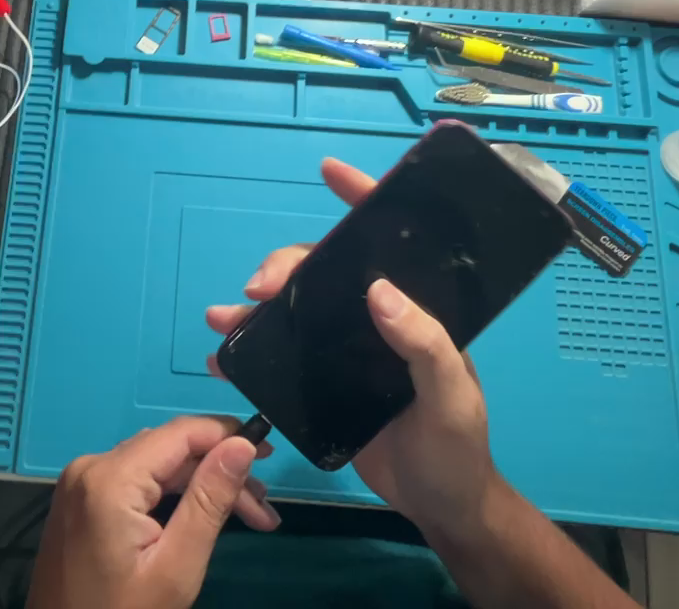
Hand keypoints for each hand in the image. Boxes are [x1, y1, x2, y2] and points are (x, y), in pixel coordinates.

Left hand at [28, 415, 279, 608]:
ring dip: (201, 482)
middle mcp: (92, 465)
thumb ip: (209, 501)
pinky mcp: (82, 499)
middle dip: (221, 470)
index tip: (268, 448)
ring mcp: (82, 481)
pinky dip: (172, 494)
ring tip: (249, 513)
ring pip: (157, 464)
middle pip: (171, 449)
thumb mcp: (175, 569)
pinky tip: (202, 512)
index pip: (181, 433)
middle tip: (264, 507)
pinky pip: (136, 479)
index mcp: (110, 477)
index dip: (228, 434)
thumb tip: (241, 445)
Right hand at [204, 157, 501, 542]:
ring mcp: (344, 346)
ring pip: (293, 306)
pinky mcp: (321, 379)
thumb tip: (377, 291)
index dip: (361, 199)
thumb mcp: (451, 396)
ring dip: (254, 307)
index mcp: (413, 307)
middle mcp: (373, 316)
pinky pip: (281, 352)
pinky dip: (249, 348)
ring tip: (222, 319)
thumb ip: (423, 345)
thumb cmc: (456, 445)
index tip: (331, 171)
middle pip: (321, 270)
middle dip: (285, 265)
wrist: (439, 507)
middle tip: (258, 288)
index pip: (387, 242)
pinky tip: (223, 356)